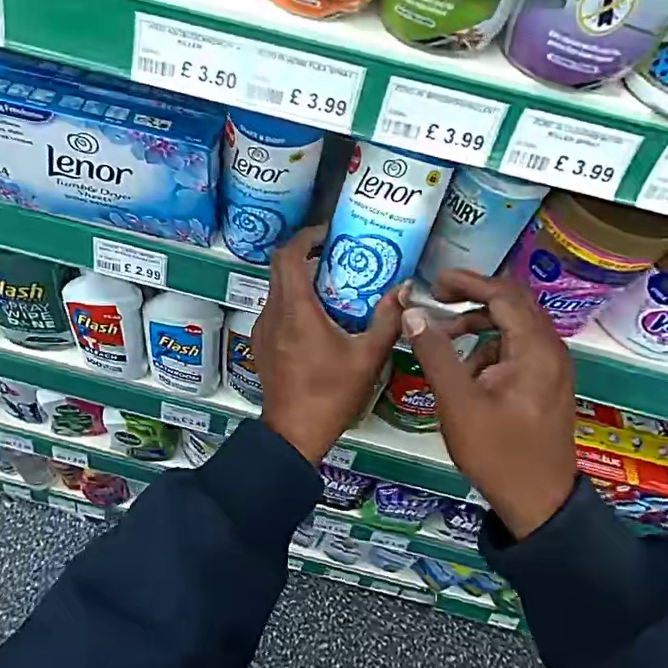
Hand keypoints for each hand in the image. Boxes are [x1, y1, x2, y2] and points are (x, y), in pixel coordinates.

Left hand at [254, 226, 401, 462]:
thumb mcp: (368, 356)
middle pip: (281, 268)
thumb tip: (405, 289)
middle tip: (337, 255)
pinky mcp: (263, 344)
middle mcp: (273, 314)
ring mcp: (263, 330)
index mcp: (296, 311)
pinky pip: (276, 309)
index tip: (328, 233)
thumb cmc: (330, 395)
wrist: (294, 434)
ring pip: (277, 289)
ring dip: (301, 279)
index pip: (288, 256)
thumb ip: (388, 319)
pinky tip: (320, 317)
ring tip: (334, 284)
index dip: (305, 237)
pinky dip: (295, 301)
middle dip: (307, 255)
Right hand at [402, 271, 576, 539]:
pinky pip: (518, 349)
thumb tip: (413, 314)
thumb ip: (435, 354)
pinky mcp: (547, 382)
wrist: (539, 504)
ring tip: (443, 342)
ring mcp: (553, 367)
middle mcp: (551, 350)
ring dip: (479, 325)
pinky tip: (467, 374)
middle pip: (513, 304)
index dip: (467, 283)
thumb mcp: (458, 403)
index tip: (435, 283)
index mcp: (536, 349)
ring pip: (515, 326)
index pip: (503, 295)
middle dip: (473, 298)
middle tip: (438, 299)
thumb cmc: (498, 454)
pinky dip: (490, 348)